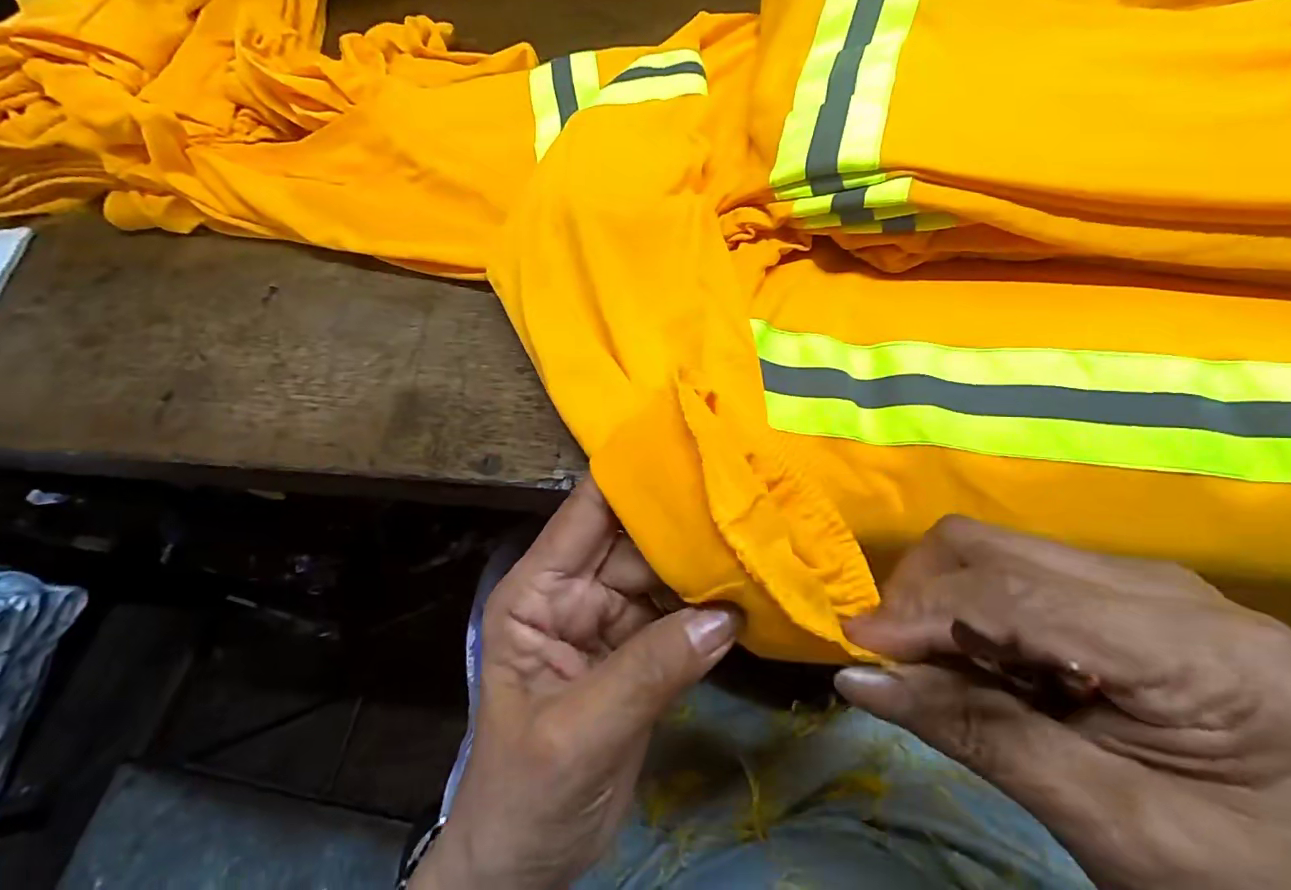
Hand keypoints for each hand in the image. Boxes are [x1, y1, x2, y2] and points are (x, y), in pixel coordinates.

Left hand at [412, 480, 742, 889]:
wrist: (528, 868)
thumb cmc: (525, 796)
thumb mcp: (578, 733)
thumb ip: (649, 671)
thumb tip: (726, 617)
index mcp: (540, 592)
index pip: (588, 511)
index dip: (635, 474)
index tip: (692, 442)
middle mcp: (577, 593)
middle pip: (637, 537)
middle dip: (686, 514)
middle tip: (749, 486)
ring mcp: (614, 622)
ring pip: (667, 572)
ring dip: (708, 557)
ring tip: (764, 528)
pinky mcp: (644, 652)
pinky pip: (684, 615)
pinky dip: (716, 604)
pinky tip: (754, 586)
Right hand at [835, 517, 1290, 889]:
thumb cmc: (1220, 888)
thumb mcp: (1101, 824)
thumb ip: (980, 736)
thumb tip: (859, 679)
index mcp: (1209, 656)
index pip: (1031, 597)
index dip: (932, 611)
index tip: (858, 644)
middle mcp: (1184, 593)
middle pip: (1010, 549)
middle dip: (931, 596)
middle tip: (895, 664)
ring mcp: (1160, 584)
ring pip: (1010, 551)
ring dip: (953, 602)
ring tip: (942, 672)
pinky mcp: (1135, 592)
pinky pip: (1030, 575)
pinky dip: (985, 612)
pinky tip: (989, 665)